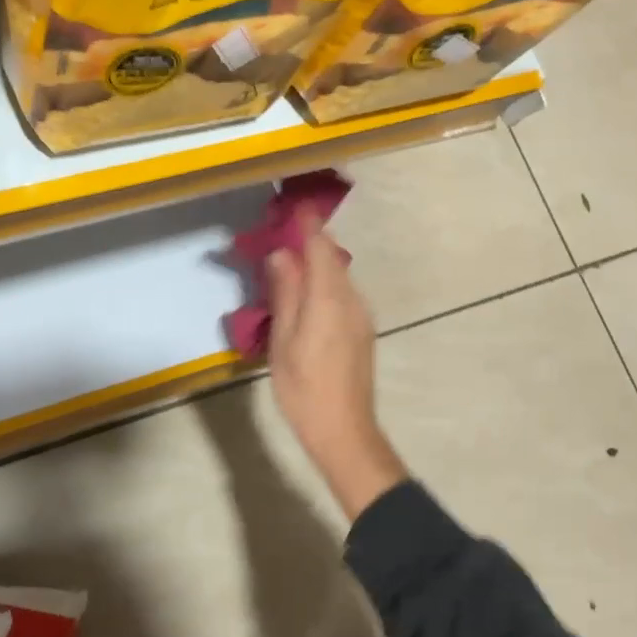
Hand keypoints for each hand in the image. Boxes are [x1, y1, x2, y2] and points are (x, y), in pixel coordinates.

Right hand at [265, 207, 406, 519]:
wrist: (345, 431)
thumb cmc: (305, 389)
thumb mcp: (284, 341)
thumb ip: (286, 294)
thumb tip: (282, 256)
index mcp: (330, 298)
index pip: (321, 247)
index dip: (307, 225)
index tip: (292, 205)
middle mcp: (352, 300)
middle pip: (331, 260)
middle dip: (307, 244)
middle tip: (276, 237)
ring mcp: (360, 316)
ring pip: (335, 278)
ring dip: (312, 267)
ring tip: (282, 267)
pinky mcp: (360, 331)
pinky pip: (339, 295)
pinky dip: (320, 286)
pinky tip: (300, 297)